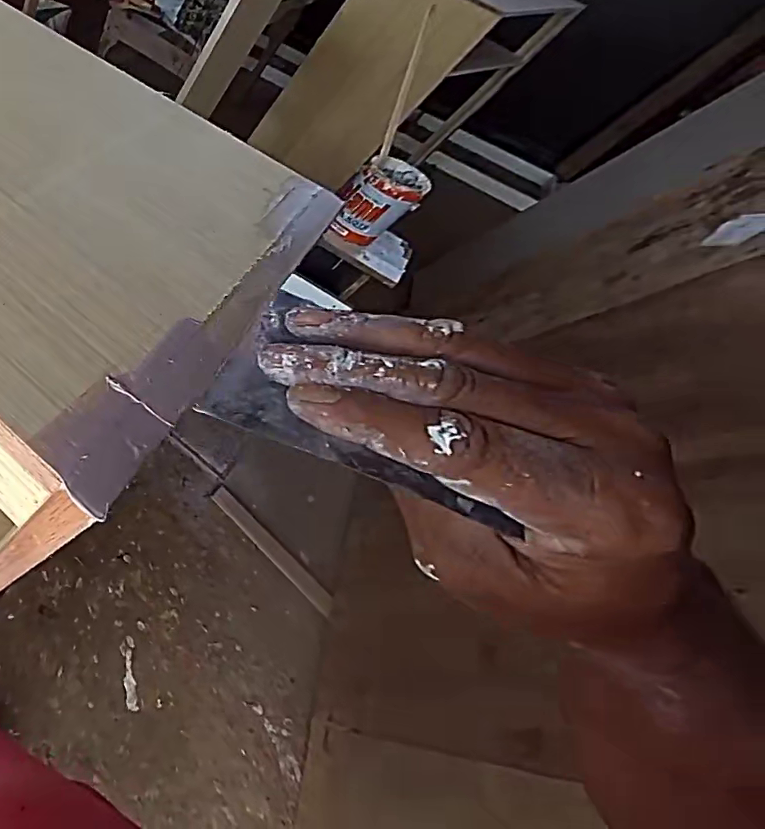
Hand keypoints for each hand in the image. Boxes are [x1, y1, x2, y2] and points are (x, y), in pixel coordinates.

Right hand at [257, 308, 694, 646]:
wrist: (636, 585)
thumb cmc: (543, 593)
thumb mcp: (464, 563)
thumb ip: (416, 490)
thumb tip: (343, 423)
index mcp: (595, 508)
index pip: (462, 443)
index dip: (372, 415)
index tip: (301, 397)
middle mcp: (611, 443)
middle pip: (455, 386)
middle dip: (352, 368)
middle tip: (282, 357)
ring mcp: (596, 400)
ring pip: (460, 350)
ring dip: (368, 336)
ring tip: (301, 327)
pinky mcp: (568, 376)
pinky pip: (472, 343)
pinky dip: (400, 333)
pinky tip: (348, 326)